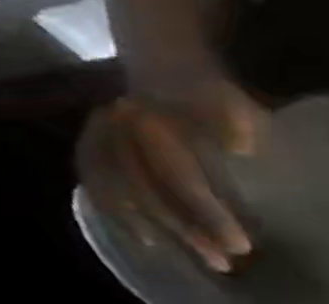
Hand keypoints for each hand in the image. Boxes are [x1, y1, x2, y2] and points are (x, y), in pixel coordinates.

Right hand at [79, 75, 267, 272]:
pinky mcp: (90, 136)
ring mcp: (97, 127)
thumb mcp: (231, 102)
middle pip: (137, 180)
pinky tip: (131, 225)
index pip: (172, 169)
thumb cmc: (208, 93)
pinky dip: (105, 199)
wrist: (165, 67)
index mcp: (147, 115)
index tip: (238, 245)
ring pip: (109, 179)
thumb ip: (232, 120)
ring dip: (140, 218)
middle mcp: (113, 121)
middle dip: (176, 223)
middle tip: (217, 259)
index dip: (204, 209)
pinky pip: (89, 169)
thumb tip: (238, 145)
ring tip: (172, 248)